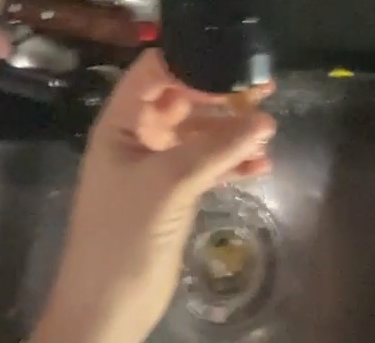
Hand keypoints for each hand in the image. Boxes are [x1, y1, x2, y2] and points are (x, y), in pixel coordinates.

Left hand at [30, 50, 274, 342]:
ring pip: (198, 133)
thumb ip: (216, 149)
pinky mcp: (172, 193)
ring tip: (270, 130)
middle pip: (182, 99)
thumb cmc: (124, 235)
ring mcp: (155, 166)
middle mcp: (138, 136)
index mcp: (121, 122)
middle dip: (220, 95)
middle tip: (263, 90)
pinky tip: (260, 165)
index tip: (230, 62)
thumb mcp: (169, 184)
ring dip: (231, 131)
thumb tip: (264, 121)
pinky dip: (230, 163)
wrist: (104, 311)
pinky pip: (205, 165)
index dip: (188, 62)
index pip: (153, 72)